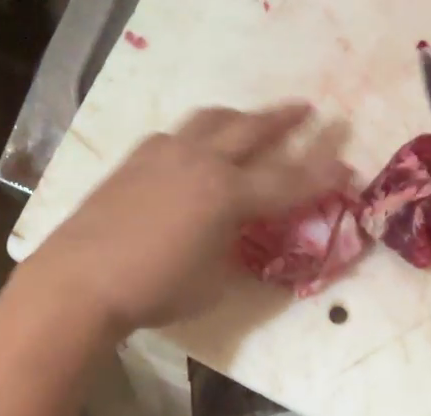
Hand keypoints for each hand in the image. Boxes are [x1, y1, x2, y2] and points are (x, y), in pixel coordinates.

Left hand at [18, 102, 349, 331]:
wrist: (82, 279)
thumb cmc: (154, 291)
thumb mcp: (211, 286)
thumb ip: (234, 256)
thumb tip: (239, 243)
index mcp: (228, 195)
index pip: (288, 182)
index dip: (321, 177)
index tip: (347, 168)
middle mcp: (201, 162)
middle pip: (253, 130)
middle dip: (285, 120)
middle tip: (308, 110)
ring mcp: (164, 155)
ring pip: (211, 121)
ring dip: (238, 117)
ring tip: (250, 118)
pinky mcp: (134, 161)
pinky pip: (175, 136)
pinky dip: (196, 136)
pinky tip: (192, 148)